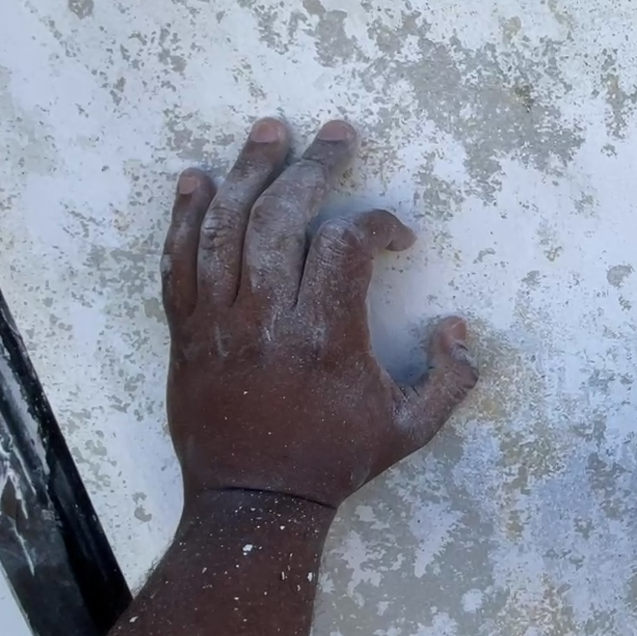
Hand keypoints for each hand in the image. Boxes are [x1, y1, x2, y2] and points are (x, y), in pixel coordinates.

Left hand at [162, 118, 477, 509]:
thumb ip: (451, 380)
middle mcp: (268, 321)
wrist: (252, 504)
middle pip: (283, 220)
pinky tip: (196, 177)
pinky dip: (184, 215)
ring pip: (225, 229)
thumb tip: (459, 327)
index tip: (399, 236)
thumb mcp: (412, 430)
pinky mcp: (186, 333)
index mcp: (327, 339)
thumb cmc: (335, 461)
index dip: (378, 224)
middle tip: (337, 134)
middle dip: (315, 168)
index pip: (346, 246)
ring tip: (270, 131)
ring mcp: (218, 324)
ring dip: (248, 172)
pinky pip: (176, 262)